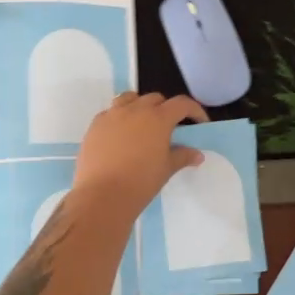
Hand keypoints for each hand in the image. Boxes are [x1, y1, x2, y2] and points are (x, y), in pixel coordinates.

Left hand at [72, 92, 207, 218]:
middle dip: (166, 109)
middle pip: (156, 99)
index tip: (199, 123)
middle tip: (170, 128)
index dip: (194, 110)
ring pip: (130, 99)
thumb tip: (197, 154)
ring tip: (142, 124)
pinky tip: (121, 136)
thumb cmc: (141, 182)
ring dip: (141, 106)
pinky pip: (110, 113)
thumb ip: (183, 156)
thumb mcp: (167, 169)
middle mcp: (135, 109)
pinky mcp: (95, 125)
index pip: (182, 104)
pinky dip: (120, 118)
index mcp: (158, 118)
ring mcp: (112, 115)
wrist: (103, 195)